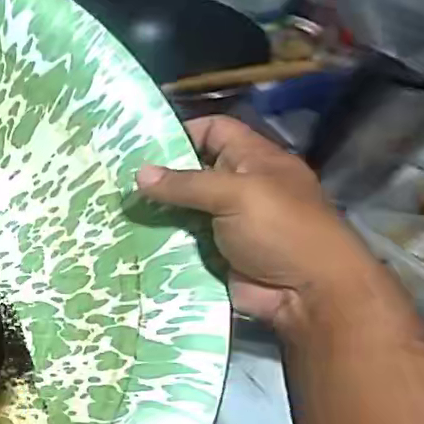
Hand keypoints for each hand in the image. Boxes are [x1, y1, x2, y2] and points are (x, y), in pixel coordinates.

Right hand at [136, 115, 400, 339]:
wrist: (306, 293)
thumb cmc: (281, 231)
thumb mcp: (236, 195)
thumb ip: (187, 184)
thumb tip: (140, 174)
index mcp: (253, 160)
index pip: (215, 130)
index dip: (182, 132)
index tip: (142, 147)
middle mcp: (238, 188)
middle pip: (192, 172)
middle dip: (158, 177)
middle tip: (117, 182)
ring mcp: (225, 223)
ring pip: (181, 210)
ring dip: (154, 213)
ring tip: (117, 212)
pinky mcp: (214, 254)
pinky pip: (180, 242)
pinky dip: (158, 242)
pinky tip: (129, 241)